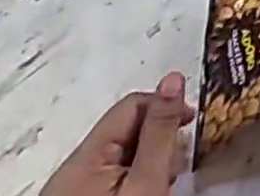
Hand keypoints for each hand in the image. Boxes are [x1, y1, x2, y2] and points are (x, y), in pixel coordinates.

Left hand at [40, 72, 195, 195]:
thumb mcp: (147, 181)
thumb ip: (160, 130)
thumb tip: (173, 77)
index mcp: (85, 155)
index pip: (132, 104)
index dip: (165, 107)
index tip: (190, 124)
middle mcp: (71, 168)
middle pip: (126, 129)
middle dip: (158, 138)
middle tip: (175, 165)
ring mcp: (69, 190)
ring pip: (120, 155)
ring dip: (148, 160)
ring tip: (162, 184)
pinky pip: (108, 177)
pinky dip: (132, 179)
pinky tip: (144, 191)